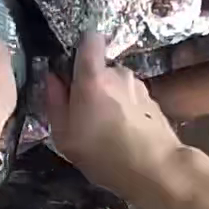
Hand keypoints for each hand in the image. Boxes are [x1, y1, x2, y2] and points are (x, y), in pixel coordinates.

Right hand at [43, 33, 189, 204]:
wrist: (156, 169)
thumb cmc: (103, 153)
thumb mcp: (65, 136)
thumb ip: (55, 102)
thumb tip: (52, 79)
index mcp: (93, 77)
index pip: (89, 39)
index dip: (80, 49)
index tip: (71, 68)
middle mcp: (119, 74)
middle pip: (101, 70)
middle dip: (93, 87)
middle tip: (85, 116)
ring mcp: (140, 87)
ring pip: (118, 86)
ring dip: (112, 100)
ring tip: (108, 130)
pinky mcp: (155, 102)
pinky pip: (133, 100)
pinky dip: (127, 112)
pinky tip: (126, 136)